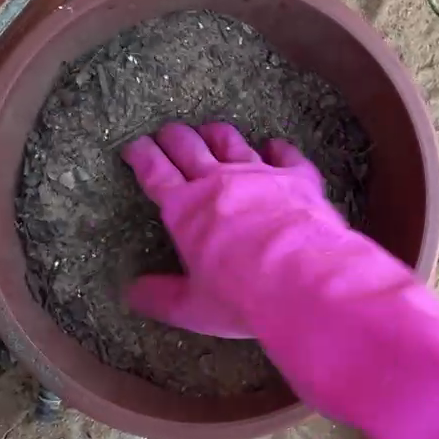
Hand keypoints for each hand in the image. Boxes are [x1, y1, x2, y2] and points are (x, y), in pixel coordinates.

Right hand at [121, 121, 351, 338]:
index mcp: (184, 208)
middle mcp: (218, 181)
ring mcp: (259, 173)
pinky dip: (276, 148)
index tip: (134, 147)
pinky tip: (274, 146)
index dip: (141, 155)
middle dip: (173, 137)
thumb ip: (161, 298)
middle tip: (166, 134)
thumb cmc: (242, 296)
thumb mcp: (193, 308)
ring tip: (209, 131)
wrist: (304, 277)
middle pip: (189, 147)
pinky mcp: (296, 176)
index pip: (155, 172)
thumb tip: (133, 294)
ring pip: (231, 142)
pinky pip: (284, 154)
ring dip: (216, 134)